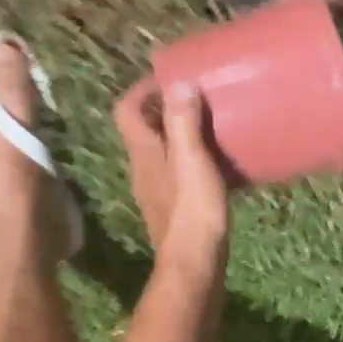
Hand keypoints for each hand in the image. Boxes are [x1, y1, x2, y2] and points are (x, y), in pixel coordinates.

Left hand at [113, 78, 230, 266]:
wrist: (194, 263)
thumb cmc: (193, 209)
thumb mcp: (192, 160)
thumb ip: (184, 123)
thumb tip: (179, 83)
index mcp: (144, 152)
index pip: (127, 109)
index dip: (144, 90)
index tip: (174, 78)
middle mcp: (142, 167)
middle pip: (142, 127)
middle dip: (164, 108)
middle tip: (197, 97)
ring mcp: (156, 188)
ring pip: (160, 149)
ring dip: (178, 132)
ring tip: (210, 124)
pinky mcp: (172, 205)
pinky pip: (175, 169)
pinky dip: (190, 156)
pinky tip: (214, 162)